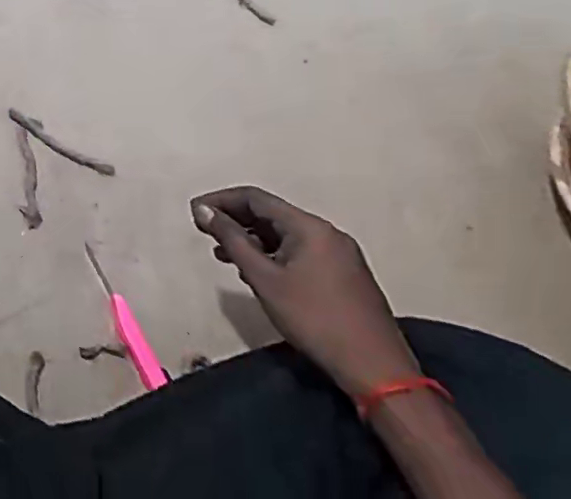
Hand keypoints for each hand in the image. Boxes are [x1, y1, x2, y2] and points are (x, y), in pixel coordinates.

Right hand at [191, 186, 418, 397]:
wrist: (376, 370)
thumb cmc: (314, 319)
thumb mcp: (264, 278)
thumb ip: (231, 240)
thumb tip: (203, 210)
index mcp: (310, 227)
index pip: (255, 198)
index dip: (220, 200)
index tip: (194, 212)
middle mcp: (326, 232)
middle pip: (271, 214)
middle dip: (235, 220)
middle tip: (204, 232)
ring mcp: (339, 254)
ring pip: (284, 234)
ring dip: (251, 240)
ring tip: (224, 255)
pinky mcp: (343, 274)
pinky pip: (299, 251)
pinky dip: (272, 254)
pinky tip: (255, 272)